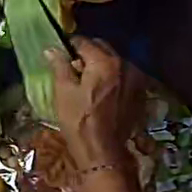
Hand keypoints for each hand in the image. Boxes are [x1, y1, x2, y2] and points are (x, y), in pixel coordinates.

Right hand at [45, 38, 140, 175]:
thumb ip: (59, 66)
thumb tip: (52, 49)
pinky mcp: (139, 92)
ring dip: (100, 65)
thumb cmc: (78, 120)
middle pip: (103, 48)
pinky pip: (123, 76)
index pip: (84, 42)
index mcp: (104, 62)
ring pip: (114, 62)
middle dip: (87, 53)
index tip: (59, 52)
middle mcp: (125, 64)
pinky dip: (111, 77)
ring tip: (85, 80)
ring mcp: (135, 78)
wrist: (102, 149)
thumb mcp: (63, 92)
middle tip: (70, 66)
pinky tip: (100, 91)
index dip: (69, 45)